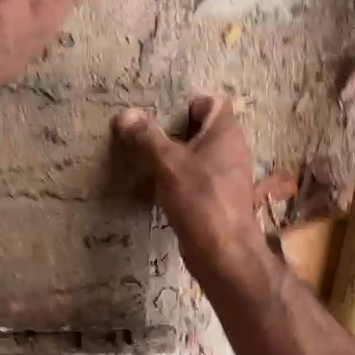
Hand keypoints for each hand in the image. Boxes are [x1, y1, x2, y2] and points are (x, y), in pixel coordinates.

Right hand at [113, 96, 268, 274]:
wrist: (223, 252)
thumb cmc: (200, 199)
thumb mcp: (168, 163)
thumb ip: (147, 137)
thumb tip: (125, 114)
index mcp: (226, 132)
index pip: (207, 102)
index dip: (182, 104)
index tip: (154, 115)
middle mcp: (230, 150)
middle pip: (198, 129)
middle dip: (169, 131)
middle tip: (139, 135)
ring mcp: (225, 176)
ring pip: (195, 156)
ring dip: (170, 157)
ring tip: (140, 158)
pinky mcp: (216, 199)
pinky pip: (194, 179)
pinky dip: (176, 179)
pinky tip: (154, 186)